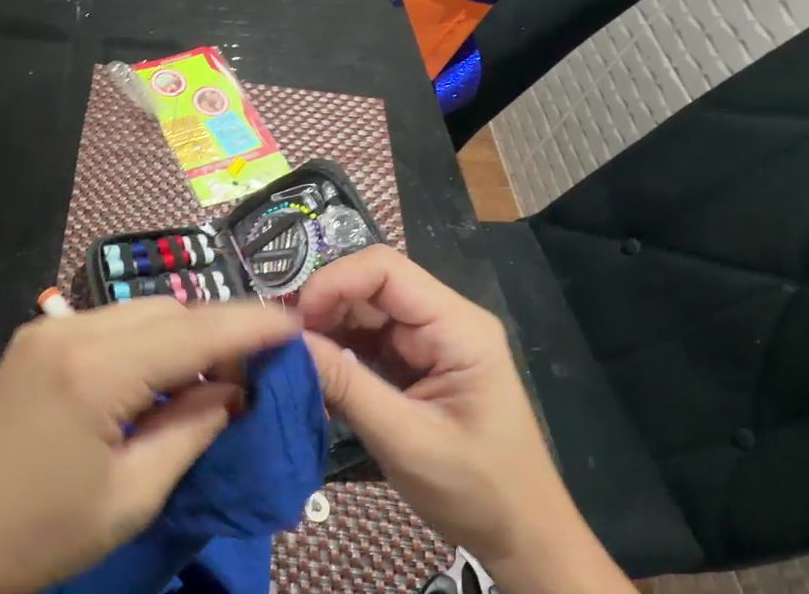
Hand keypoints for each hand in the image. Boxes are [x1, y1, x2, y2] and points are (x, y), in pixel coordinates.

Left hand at [0, 298, 299, 593]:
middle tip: (255, 369)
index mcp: (95, 370)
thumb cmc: (41, 533)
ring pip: (137, 311)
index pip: (191, 333)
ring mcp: (46, 327)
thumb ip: (189, 432)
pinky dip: (144, 339)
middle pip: (166, 311)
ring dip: (180, 333)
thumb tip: (232, 391)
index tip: (295, 326)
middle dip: (216, 331)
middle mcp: (69, 329)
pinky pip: (107, 323)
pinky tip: (159, 374)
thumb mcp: (130, 497)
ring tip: (213, 374)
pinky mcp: (33, 338)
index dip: (248, 326)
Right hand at [300, 246, 631, 593]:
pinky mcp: (415, 363)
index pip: (385, 270)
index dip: (334, 282)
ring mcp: (429, 341)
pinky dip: (337, 352)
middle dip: (324, 307)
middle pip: (370, 285)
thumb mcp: (406, 441)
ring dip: (326, 330)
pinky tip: (316, 374)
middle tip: (285, 345)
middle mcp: (444, 320)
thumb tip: (286, 341)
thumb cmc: (478, 491)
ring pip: (363, 310)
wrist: (523, 538)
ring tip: (295, 362)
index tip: (295, 321)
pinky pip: (366, 339)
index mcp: (458, 327)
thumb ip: (346, 386)